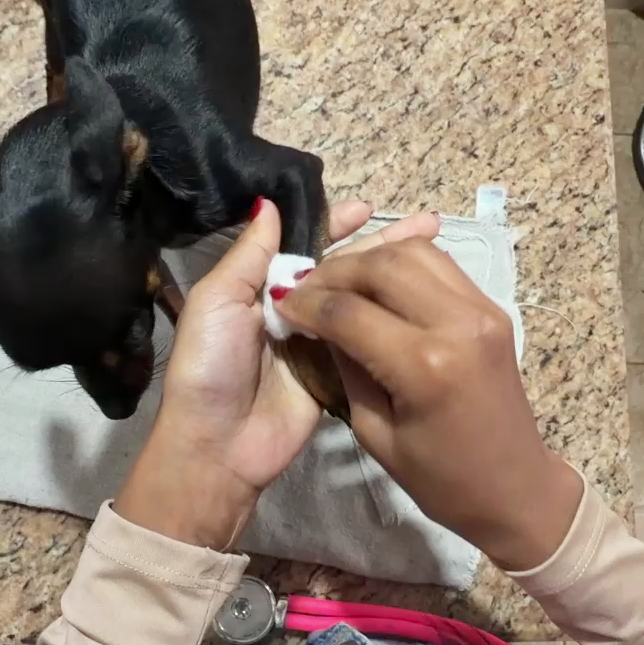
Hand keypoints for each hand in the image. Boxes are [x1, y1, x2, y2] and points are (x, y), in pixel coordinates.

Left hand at [114, 200, 441, 549]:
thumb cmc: (211, 365)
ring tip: (432, 249)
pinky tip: (420, 298)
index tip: (368, 208)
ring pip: (359, 300)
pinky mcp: (337, 373)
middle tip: (425, 225)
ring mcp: (318, 343)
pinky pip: (365, 339)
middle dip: (379, 245)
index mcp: (259, 287)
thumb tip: (269, 201)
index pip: (302, 245)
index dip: (334, 224)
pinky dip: (390, 319)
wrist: (219, 443)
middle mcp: (292, 309)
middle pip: (341, 269)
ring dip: (392, 276)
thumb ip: (249, 254)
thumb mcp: (217, 301)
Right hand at [274, 239, 581, 569]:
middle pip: (381, 265)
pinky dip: (400, 263)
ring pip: (413, 252)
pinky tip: (376, 282)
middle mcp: (457, 324)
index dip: (307, 304)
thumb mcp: (375, 433)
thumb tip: (318, 323)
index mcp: (425, 366)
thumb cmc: (442, 480)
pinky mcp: (492, 308)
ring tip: (338, 282)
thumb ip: (347, 367)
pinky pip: (438, 265)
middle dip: (334, 271)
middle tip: (306, 289)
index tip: (282, 305)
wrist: (517, 488)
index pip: (349, 312)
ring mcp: (482, 310)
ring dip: (368, 259)